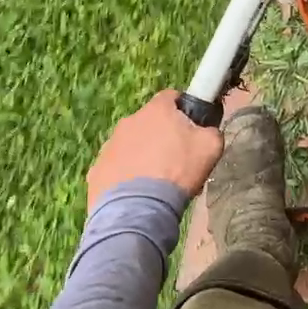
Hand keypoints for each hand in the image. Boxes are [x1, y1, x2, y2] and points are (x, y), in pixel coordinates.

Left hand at [87, 90, 223, 208]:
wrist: (138, 211)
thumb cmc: (178, 171)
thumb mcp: (211, 146)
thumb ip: (211, 130)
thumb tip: (206, 131)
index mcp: (157, 110)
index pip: (171, 97)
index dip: (183, 109)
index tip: (191, 128)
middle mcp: (129, 122)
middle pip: (149, 122)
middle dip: (161, 135)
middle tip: (175, 158)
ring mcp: (109, 146)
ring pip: (130, 144)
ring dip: (142, 155)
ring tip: (155, 181)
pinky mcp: (96, 171)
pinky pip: (115, 168)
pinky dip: (125, 176)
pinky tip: (137, 194)